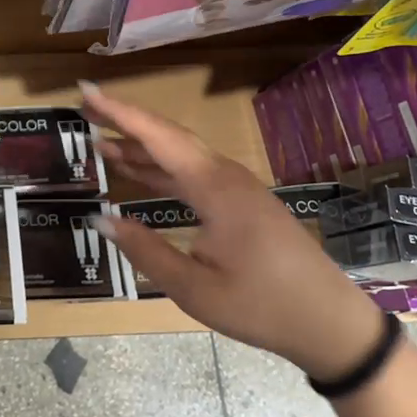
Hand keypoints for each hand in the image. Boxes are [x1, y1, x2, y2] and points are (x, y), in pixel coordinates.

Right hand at [83, 83, 385, 381]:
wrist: (332, 325)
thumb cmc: (263, 307)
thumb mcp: (195, 288)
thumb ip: (145, 250)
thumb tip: (100, 218)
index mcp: (214, 188)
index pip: (156, 137)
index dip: (118, 112)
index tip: (85, 91)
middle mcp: (224, 176)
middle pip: (167, 136)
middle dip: (124, 120)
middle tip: (85, 110)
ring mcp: (235, 187)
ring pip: (179, 154)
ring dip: (140, 146)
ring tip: (99, 141)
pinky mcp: (240, 202)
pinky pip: (191, 172)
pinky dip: (159, 167)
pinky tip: (138, 173)